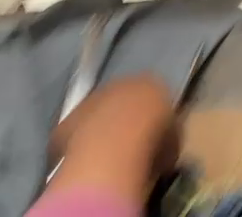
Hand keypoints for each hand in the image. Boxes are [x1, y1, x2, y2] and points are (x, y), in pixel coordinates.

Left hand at [47, 75, 178, 203]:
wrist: (113, 147)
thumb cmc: (151, 142)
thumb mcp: (173, 140)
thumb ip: (169, 135)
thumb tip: (165, 144)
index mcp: (151, 82)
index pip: (154, 94)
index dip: (154, 115)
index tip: (155, 134)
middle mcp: (121, 82)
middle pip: (124, 99)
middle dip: (126, 117)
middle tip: (131, 144)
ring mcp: (91, 98)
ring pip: (98, 112)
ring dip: (101, 127)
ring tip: (108, 154)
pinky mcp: (68, 120)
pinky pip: (76, 131)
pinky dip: (79, 142)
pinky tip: (86, 160)